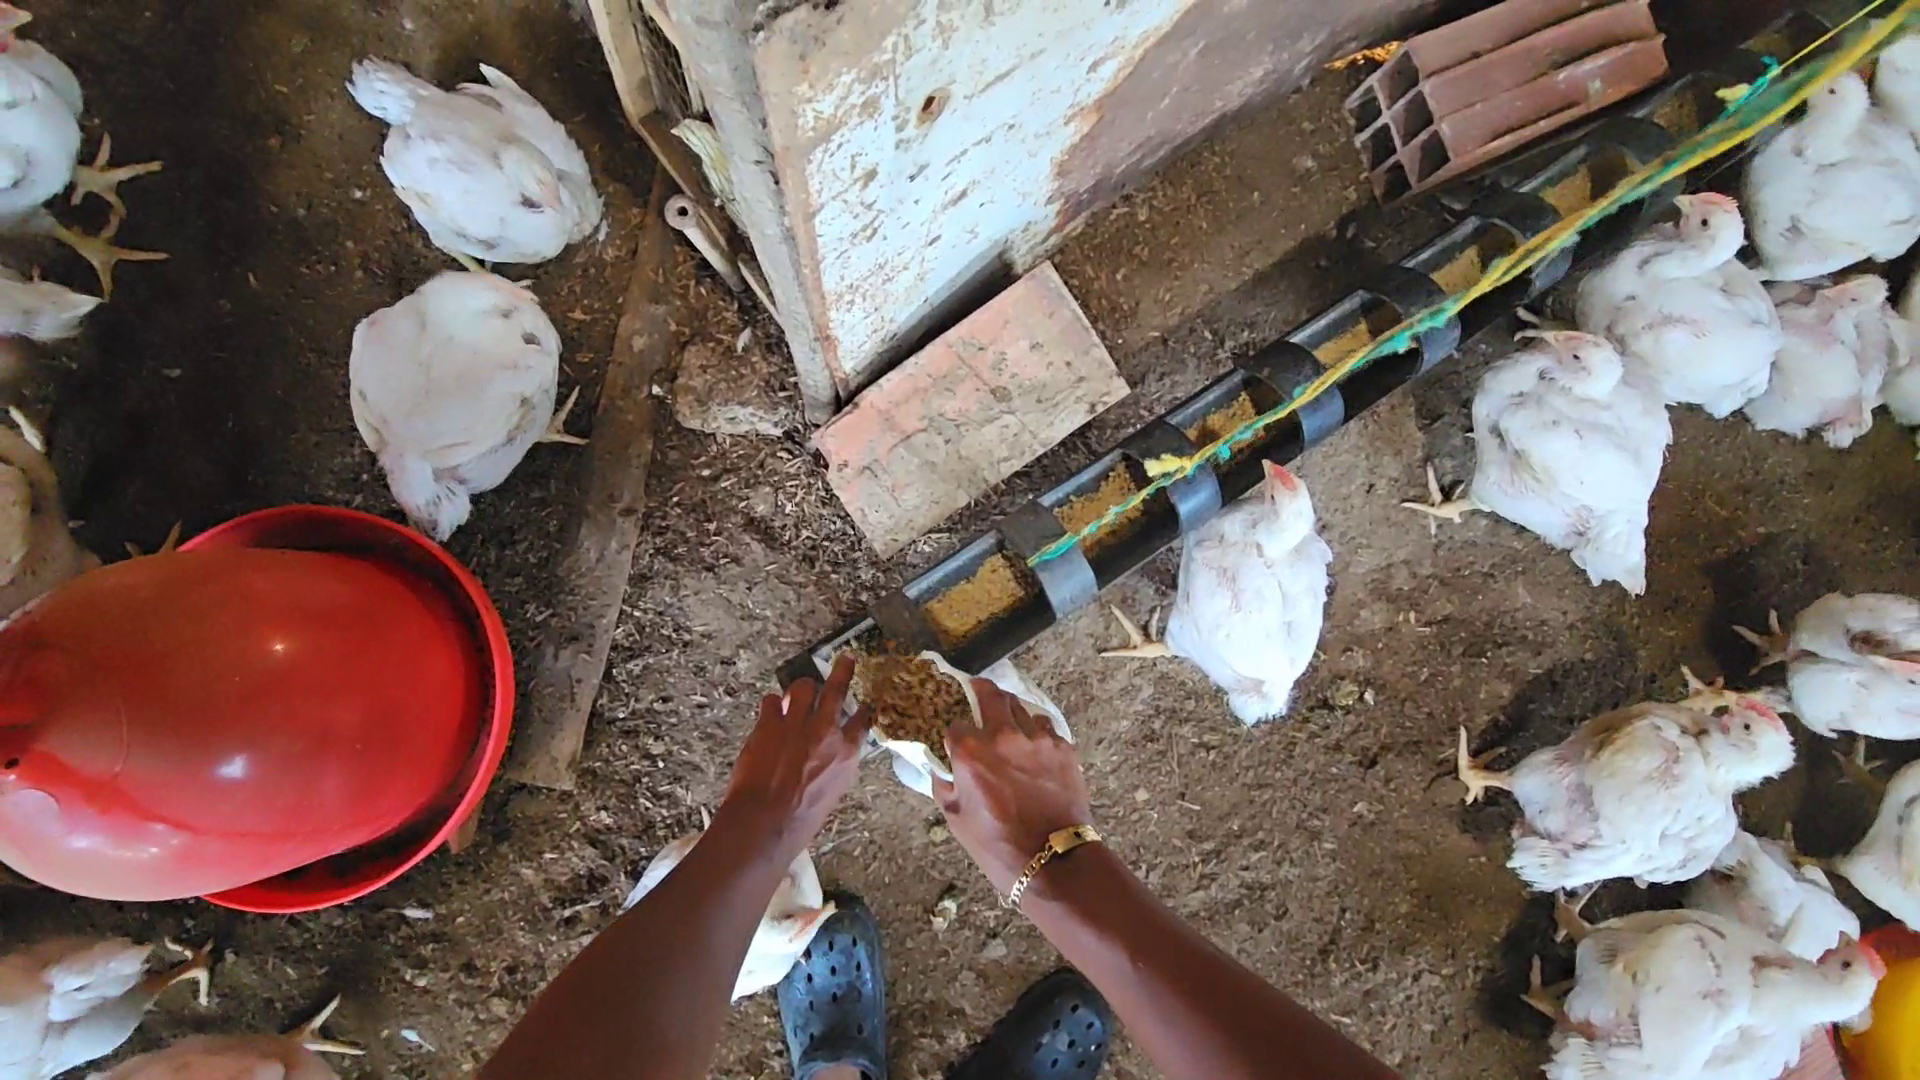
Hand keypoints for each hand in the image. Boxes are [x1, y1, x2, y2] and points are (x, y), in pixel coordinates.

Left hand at [719, 654, 872, 851]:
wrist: (765, 821)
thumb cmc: (800, 819)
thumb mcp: (832, 793)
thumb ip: (833, 767)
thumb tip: (827, 757)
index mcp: (846, 754)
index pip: (862, 721)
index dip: (864, 709)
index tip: (865, 702)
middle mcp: (826, 731)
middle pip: (837, 691)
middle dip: (843, 672)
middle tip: (846, 659)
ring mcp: (797, 723)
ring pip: (803, 688)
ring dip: (801, 688)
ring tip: (799, 690)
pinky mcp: (769, 723)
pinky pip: (771, 701)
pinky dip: (772, 705)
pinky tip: (771, 710)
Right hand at [933, 679, 1093, 894]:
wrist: (1053, 862)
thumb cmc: (998, 845)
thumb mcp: (956, 818)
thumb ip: (944, 784)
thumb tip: (942, 768)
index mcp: (971, 753)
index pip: (955, 725)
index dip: (954, 734)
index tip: (956, 741)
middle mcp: (1003, 736)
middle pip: (990, 694)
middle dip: (980, 689)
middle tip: (977, 690)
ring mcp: (1037, 739)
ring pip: (1020, 706)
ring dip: (1010, 712)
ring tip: (1008, 723)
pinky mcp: (1063, 747)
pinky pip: (1045, 727)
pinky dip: (1036, 733)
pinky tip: (1034, 748)